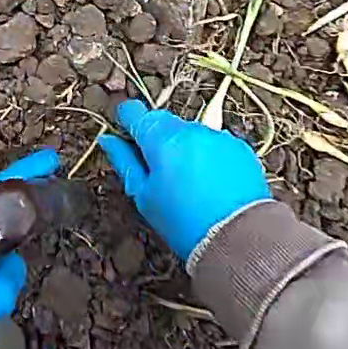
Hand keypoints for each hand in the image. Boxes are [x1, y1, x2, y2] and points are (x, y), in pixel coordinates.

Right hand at [97, 99, 270, 261]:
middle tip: (160, 173)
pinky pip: (215, 144)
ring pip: (190, 133)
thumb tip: (108, 139)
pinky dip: (209, 156)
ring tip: (190, 184)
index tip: (128, 137)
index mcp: (161, 139)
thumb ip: (125, 162)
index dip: (128, 122)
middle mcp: (190, 129)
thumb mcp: (144, 196)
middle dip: (158, 140)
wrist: (238, 236)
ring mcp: (217, 135)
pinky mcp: (239, 146)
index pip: (134, 112)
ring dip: (184, 148)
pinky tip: (212, 184)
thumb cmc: (183, 221)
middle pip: (164, 123)